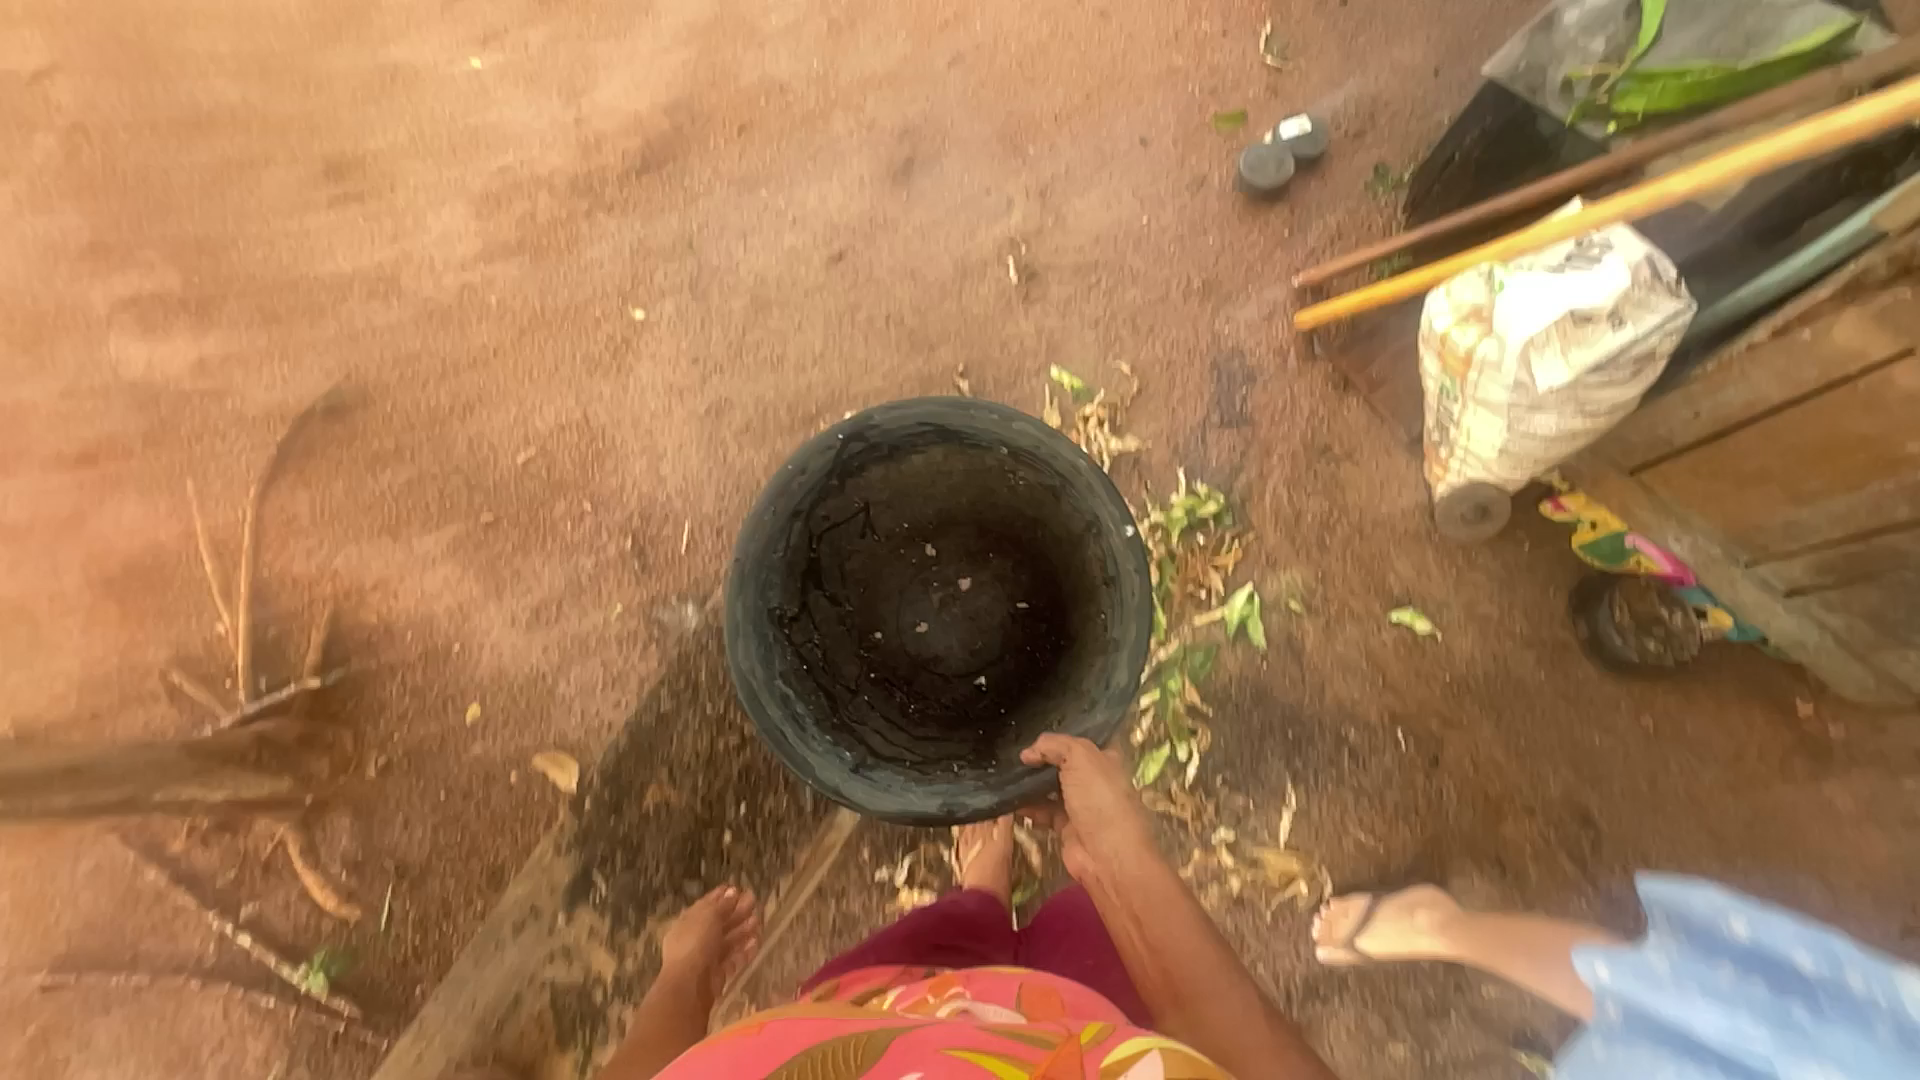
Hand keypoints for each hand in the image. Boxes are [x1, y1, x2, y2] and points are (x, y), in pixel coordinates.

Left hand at [658, 885, 759, 1009]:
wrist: (690, 986)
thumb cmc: (695, 944)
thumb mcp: (709, 916)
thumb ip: (722, 905)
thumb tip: (732, 892)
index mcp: (686, 924)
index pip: (705, 906)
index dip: (721, 897)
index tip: (738, 888)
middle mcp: (694, 940)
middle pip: (718, 923)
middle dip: (736, 912)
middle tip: (754, 901)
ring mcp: (705, 959)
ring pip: (727, 941)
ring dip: (742, 930)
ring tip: (758, 920)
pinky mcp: (716, 975)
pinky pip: (732, 959)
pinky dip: (744, 951)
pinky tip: (756, 942)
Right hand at [1020, 734, 1156, 881]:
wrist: (1108, 855)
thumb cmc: (1099, 797)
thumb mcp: (1079, 756)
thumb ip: (1053, 745)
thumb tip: (1027, 753)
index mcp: (1104, 758)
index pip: (1081, 740)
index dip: (1060, 735)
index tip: (1033, 731)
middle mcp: (1093, 779)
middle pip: (1063, 763)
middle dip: (1041, 758)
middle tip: (1015, 752)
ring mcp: (1079, 804)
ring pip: (1050, 787)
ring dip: (1030, 782)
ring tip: (1006, 773)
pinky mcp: (1065, 826)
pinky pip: (1042, 810)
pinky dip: (1026, 805)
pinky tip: (1010, 799)